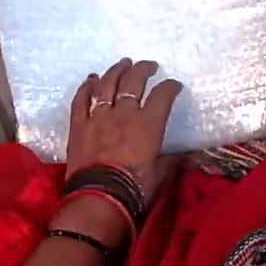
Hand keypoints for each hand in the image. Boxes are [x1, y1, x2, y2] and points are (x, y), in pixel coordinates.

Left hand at [54, 58, 182, 246]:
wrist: (98, 201)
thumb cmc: (134, 191)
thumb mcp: (161, 176)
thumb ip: (172, 161)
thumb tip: (187, 156)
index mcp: (147, 125)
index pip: (162, 96)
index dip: (170, 87)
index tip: (174, 86)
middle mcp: (123, 114)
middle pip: (133, 81)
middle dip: (143, 69)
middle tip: (149, 66)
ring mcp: (98, 118)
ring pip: (106, 84)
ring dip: (115, 71)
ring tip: (122, 64)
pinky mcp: (78, 126)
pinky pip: (81, 100)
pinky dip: (87, 87)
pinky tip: (92, 80)